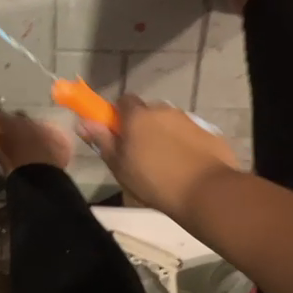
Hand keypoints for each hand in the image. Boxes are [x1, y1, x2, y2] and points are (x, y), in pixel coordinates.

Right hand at [76, 95, 239, 217]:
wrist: (207, 192)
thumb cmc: (154, 180)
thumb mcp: (119, 166)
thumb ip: (101, 140)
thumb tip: (82, 121)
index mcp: (138, 116)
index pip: (123, 100)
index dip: (119, 116)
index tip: (119, 135)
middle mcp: (163, 110)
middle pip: (148, 112)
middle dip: (143, 127)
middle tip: (141, 154)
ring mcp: (189, 120)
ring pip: (170, 123)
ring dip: (165, 136)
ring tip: (166, 165)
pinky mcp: (210, 133)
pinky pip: (191, 135)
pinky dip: (186, 146)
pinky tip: (187, 168)